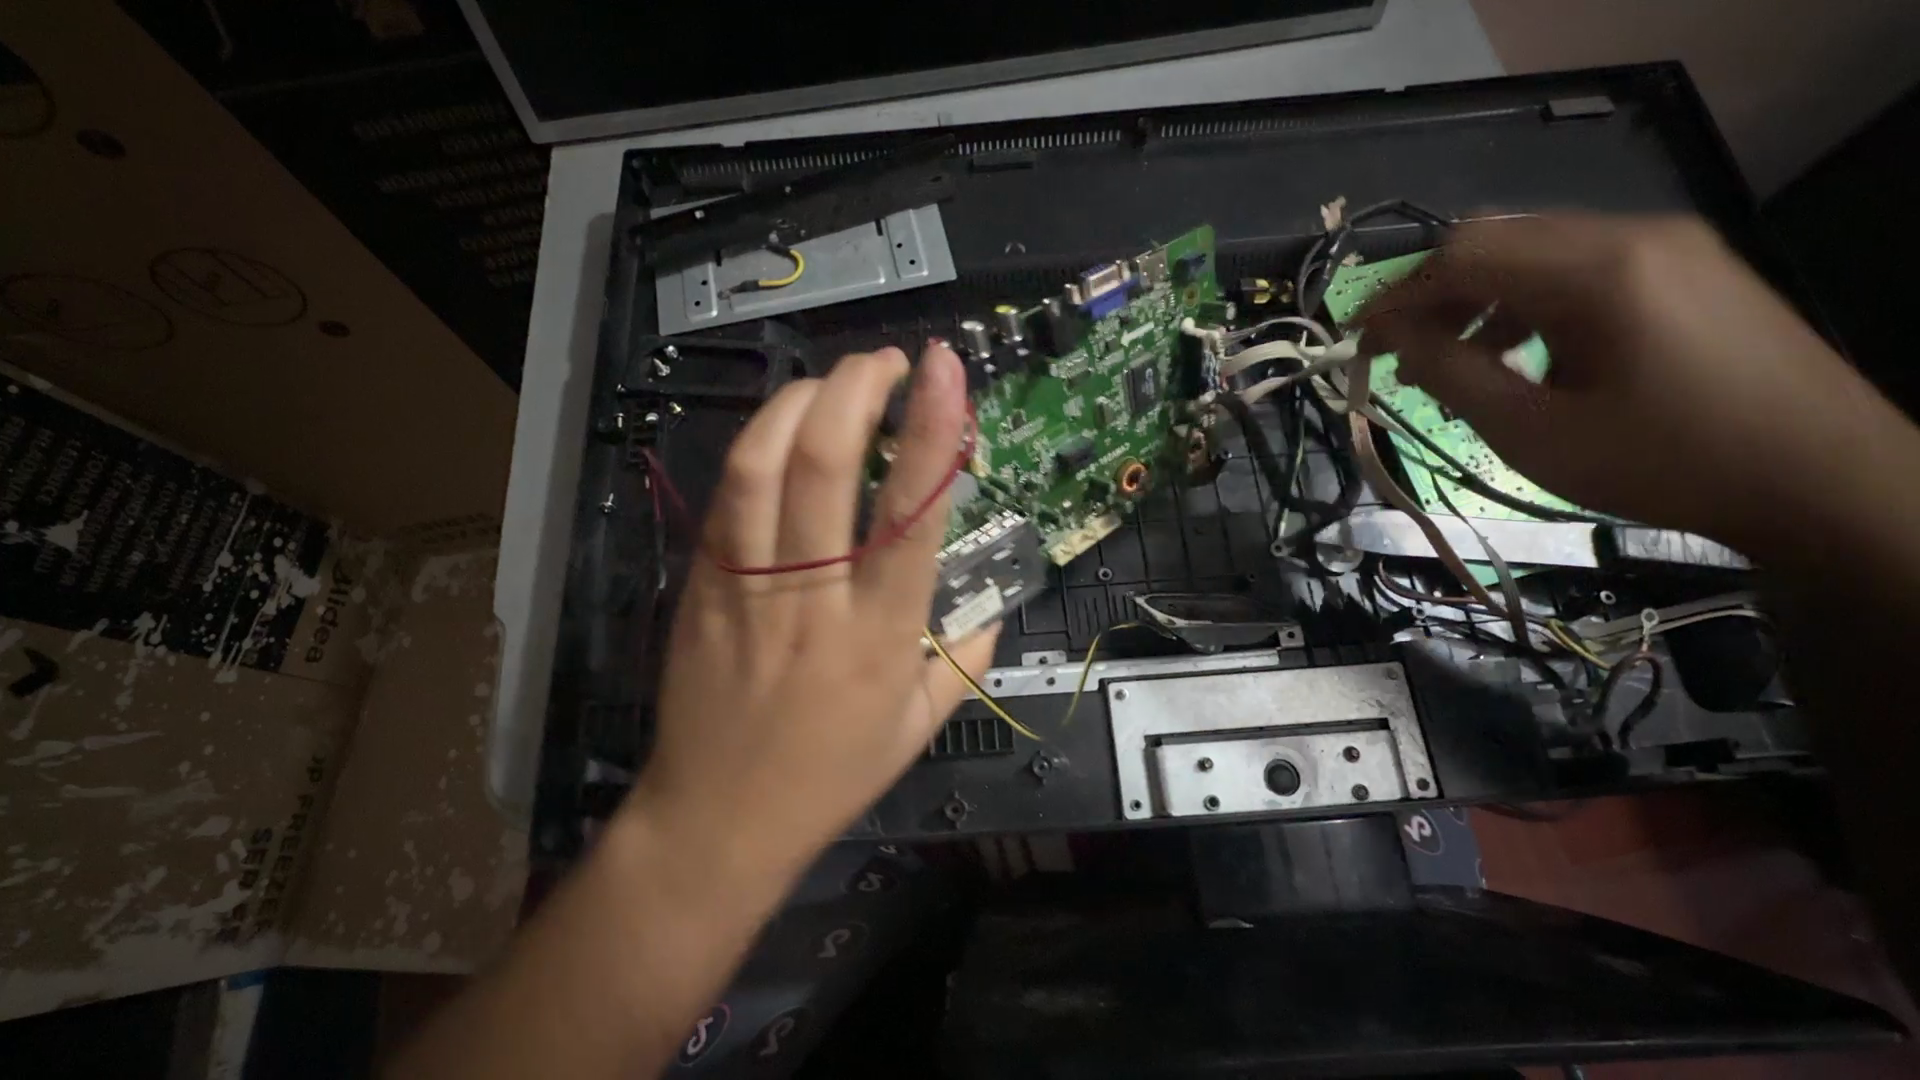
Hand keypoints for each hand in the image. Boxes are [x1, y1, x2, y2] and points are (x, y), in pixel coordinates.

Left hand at [626, 342, 995, 878]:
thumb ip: (964, 658)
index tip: (944, 367)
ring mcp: (745, 587)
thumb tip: (992, 604)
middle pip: (824, 466)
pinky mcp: (699, 586)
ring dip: (799, 403)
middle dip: (854, 390)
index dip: (931, 430)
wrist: (716, 819)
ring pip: (760, 466)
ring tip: (832, 385)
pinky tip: (782, 434)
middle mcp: (811, 599)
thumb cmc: (828, 776)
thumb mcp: (919, 729)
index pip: (911, 514)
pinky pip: (725, 498)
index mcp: (878, 635)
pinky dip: (758, 447)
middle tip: (884, 362)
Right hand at [1353, 213, 1909, 552]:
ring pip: (1538, 250)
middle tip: (1398, 352)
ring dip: (1479, 298)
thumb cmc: (1666, 463)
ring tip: (1452, 360)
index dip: (1398, 296)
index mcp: (1598, 268)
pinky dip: (1530, 301)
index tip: (1357, 341)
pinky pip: (1583, 267)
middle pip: (1498, 239)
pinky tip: (1520, 352)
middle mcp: (1634, 234)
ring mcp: (1669, 246)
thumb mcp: (1535, 433)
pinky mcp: (1689, 268)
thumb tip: (1394, 338)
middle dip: (1434, 294)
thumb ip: (1452, 376)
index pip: (1464, 254)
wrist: (1824, 479)